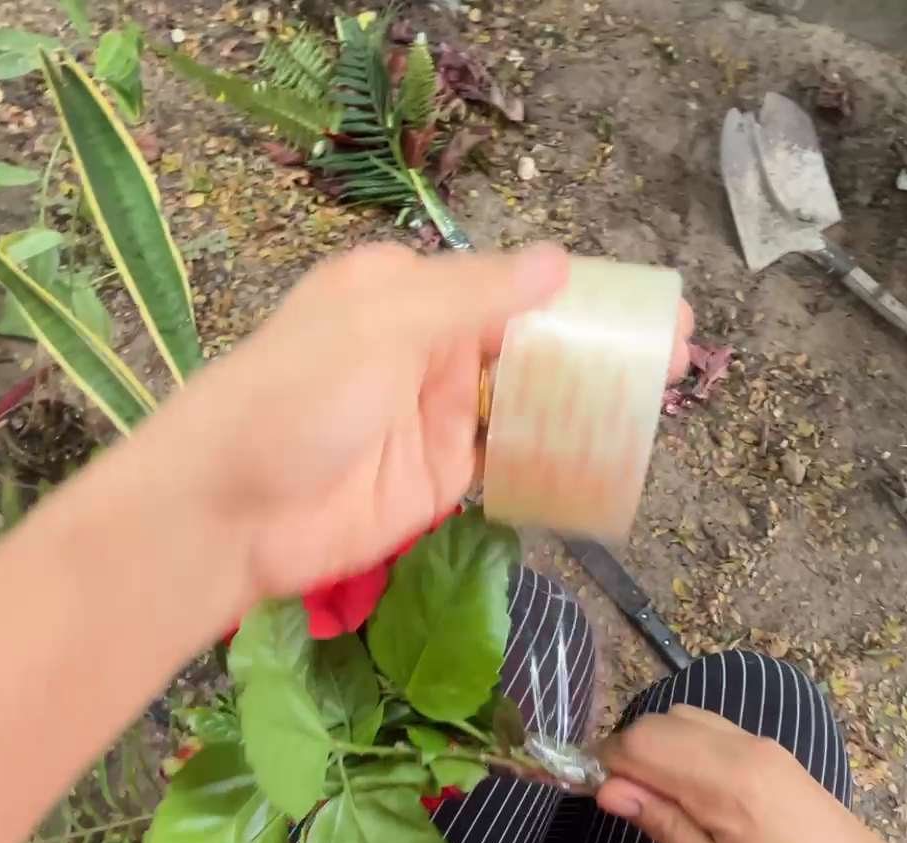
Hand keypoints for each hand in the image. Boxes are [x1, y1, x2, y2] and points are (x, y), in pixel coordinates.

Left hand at [135, 243, 693, 599]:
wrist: (233, 513)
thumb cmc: (295, 398)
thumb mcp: (382, 327)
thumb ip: (472, 299)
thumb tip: (558, 265)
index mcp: (408, 295)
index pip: (510, 285)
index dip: (581, 293)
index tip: (647, 306)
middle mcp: (427, 351)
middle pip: (529, 342)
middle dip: (597, 346)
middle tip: (673, 358)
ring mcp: (436, 418)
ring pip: (525, 401)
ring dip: (584, 401)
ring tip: (656, 403)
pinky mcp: (439, 479)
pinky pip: (506, 460)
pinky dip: (550, 456)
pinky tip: (602, 454)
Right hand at [594, 705, 906, 842]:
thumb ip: (662, 823)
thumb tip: (606, 789)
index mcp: (728, 780)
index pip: (640, 741)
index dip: (607, 764)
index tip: (599, 798)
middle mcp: (744, 746)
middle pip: (658, 723)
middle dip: (629, 754)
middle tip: (629, 806)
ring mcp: (764, 746)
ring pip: (684, 719)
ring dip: (657, 748)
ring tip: (661, 803)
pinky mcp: (776, 755)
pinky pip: (713, 730)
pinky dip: (686, 747)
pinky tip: (695, 792)